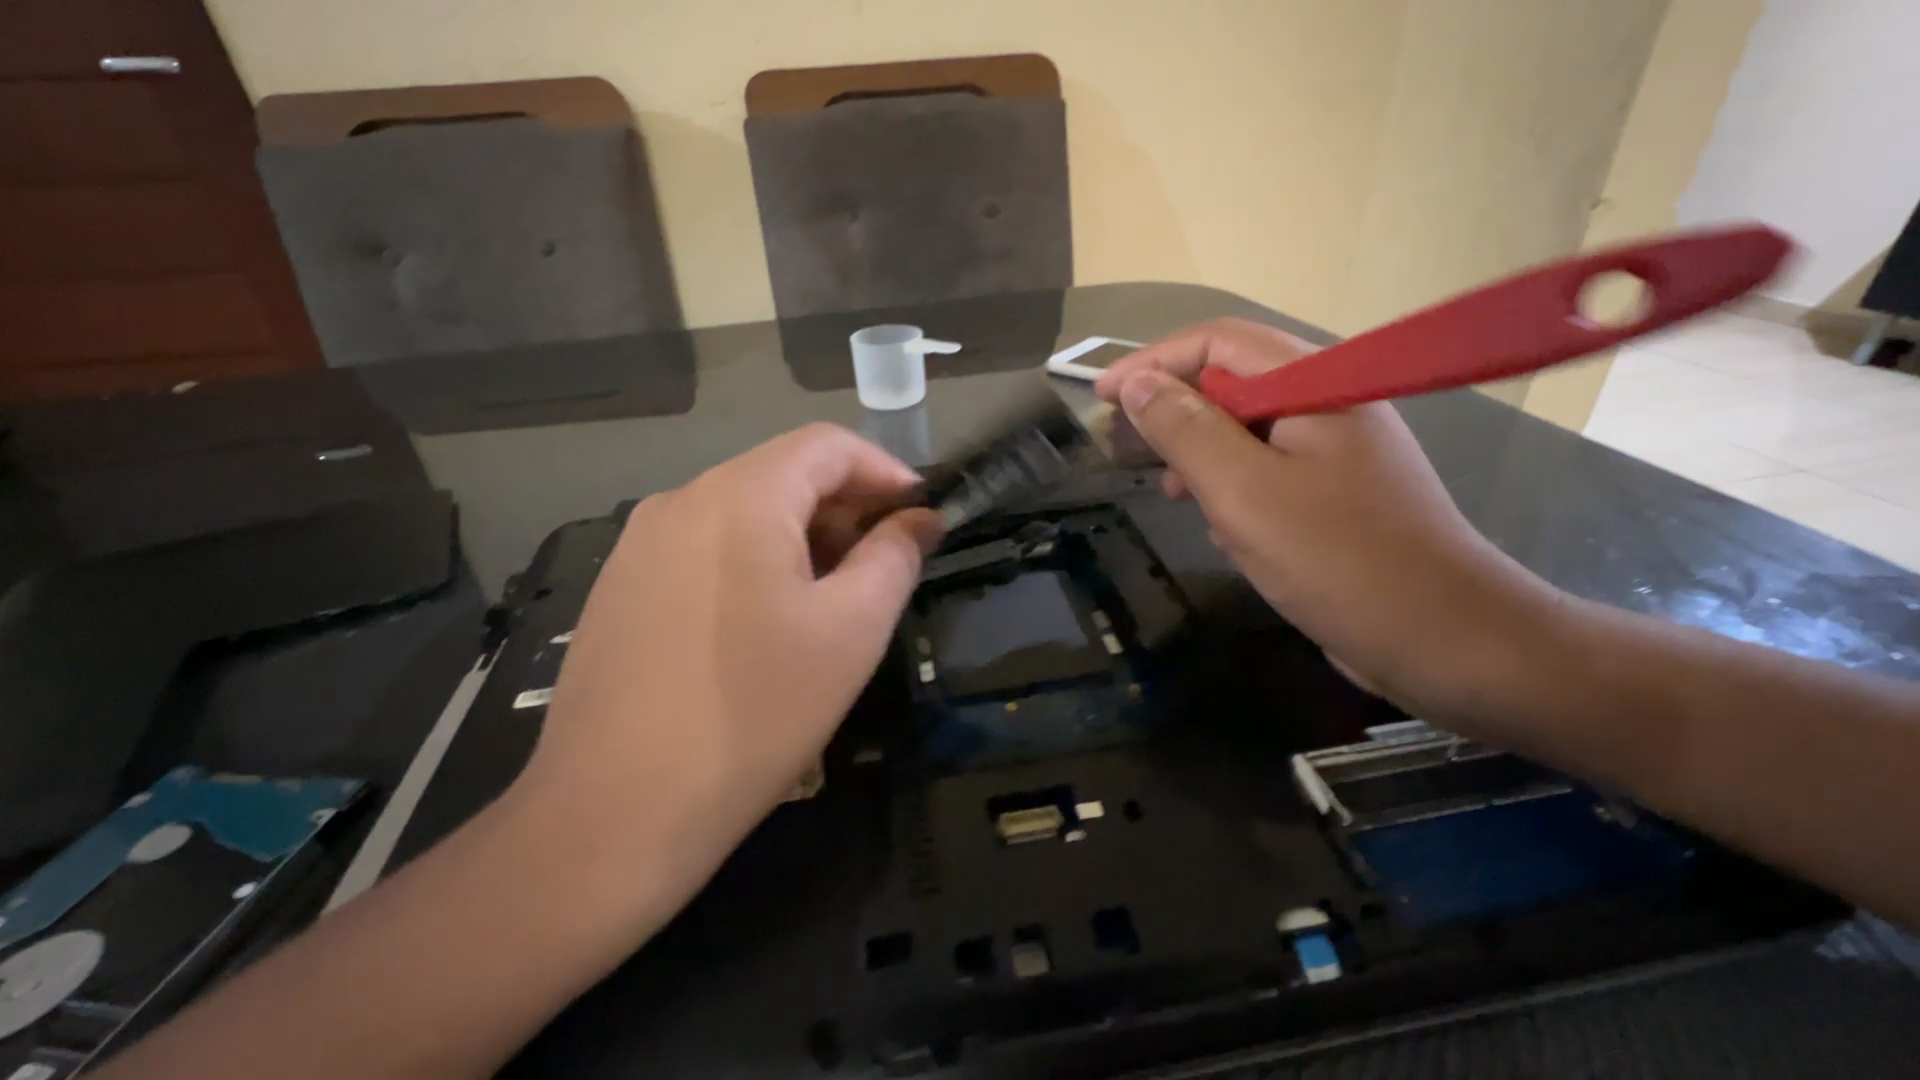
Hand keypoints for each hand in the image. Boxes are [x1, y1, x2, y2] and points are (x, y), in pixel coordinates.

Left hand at [512, 424, 940, 884]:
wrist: (617, 811)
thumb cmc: (756, 712)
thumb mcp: (851, 631)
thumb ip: (894, 557)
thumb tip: (918, 520)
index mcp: (738, 495)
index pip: (827, 444)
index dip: (886, 472)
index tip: (922, 519)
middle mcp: (679, 501)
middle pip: (781, 475)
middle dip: (845, 509)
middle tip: (886, 567)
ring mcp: (638, 546)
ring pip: (740, 515)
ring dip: (800, 540)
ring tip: (832, 602)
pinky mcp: (619, 590)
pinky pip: (702, 552)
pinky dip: (752, 566)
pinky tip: (766, 629)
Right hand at [1095, 318, 1559, 720]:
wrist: (1446, 641)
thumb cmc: (1340, 561)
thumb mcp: (1245, 493)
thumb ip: (1186, 431)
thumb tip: (1136, 385)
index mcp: (1316, 385)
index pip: (1219, 343)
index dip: (1152, 362)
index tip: (1101, 398)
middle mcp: (1329, 406)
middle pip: (1232, 384)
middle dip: (1175, 414)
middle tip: (1124, 451)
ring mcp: (1337, 454)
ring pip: (1247, 434)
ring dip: (1202, 459)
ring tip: (1170, 494)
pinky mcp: (1338, 498)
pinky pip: (1269, 476)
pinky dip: (1235, 493)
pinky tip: (1224, 531)